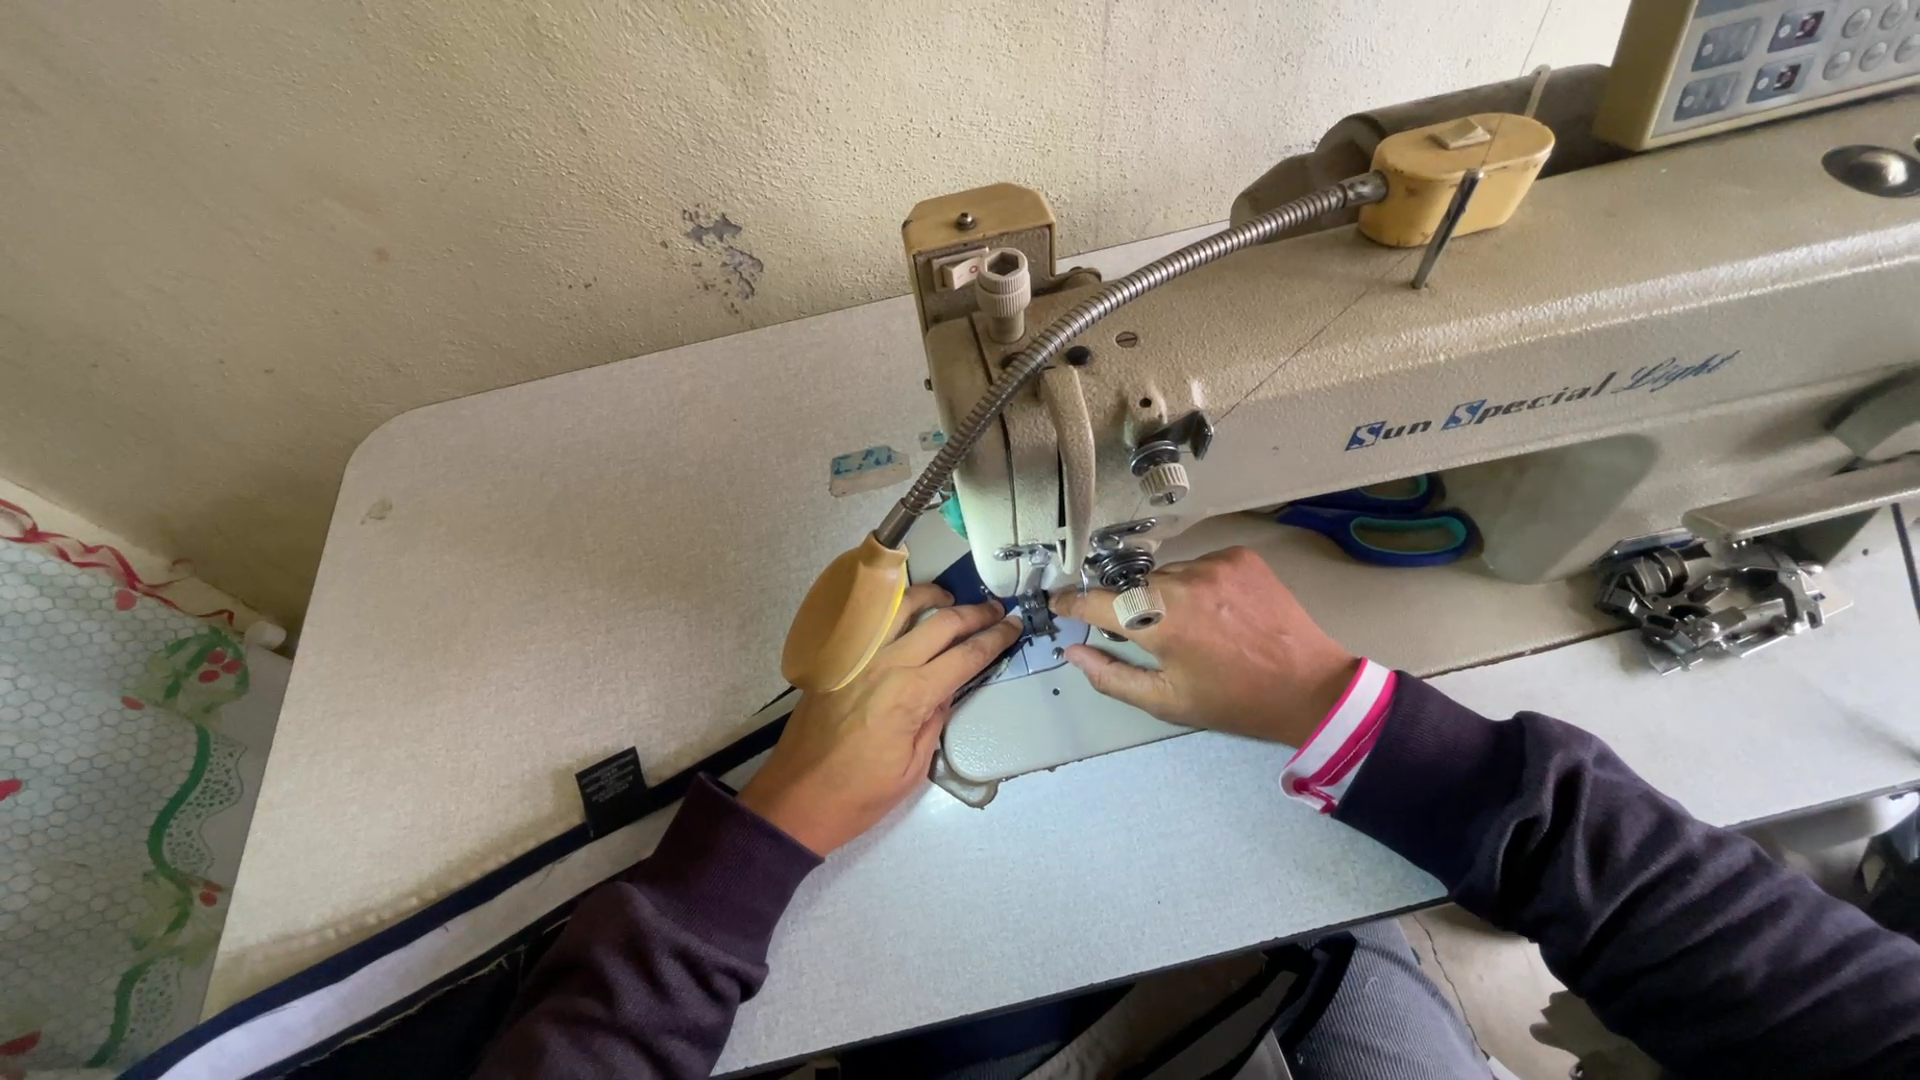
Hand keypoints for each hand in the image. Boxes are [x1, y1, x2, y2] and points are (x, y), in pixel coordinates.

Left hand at [741, 586, 1021, 854]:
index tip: (1013, 626)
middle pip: (941, 622)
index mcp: (911, 694)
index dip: (996, 638)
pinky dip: (889, 606)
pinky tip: (902, 610)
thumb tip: (949, 689)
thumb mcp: (914, 767)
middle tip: (995, 610)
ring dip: (932, 597)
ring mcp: (856, 656)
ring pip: (901, 606)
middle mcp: (886, 663)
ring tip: (950, 600)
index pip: (966, 655)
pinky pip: (866, 619)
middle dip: (975, 613)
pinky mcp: (835, 658)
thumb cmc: (860, 795)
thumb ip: (935, 719)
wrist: (796, 798)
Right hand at [1050, 547, 1358, 746]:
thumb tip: (1072, 653)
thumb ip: (1111, 677)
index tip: (1058, 602)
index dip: (1072, 603)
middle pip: (1133, 587)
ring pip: (1166, 574)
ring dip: (1166, 595)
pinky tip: (1217, 610)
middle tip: (1153, 635)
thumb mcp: (1166, 701)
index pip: (1097, 602)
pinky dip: (1197, 584)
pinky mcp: (1239, 557)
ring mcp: (1213, 564)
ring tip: (1196, 625)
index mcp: (1160, 623)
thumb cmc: (1233, 700)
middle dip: (1132, 608)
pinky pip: (1198, 564)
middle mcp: (1182, 584)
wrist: (1309, 686)